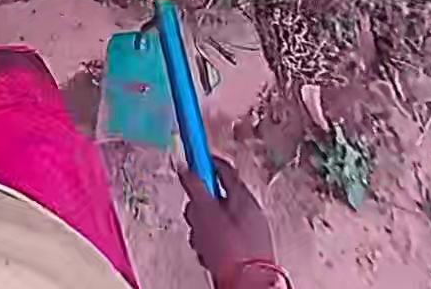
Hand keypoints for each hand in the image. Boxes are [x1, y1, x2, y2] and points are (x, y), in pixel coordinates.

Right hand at [181, 158, 277, 287]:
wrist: (248, 287)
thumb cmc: (231, 248)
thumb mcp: (205, 210)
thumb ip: (193, 185)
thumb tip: (183, 165)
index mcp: (244, 199)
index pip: (222, 167)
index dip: (203, 160)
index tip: (189, 155)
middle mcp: (248, 214)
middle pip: (213, 194)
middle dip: (197, 203)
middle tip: (194, 211)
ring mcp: (246, 234)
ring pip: (212, 217)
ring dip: (201, 224)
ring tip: (201, 237)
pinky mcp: (241, 252)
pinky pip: (218, 235)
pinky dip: (208, 240)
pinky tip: (207, 250)